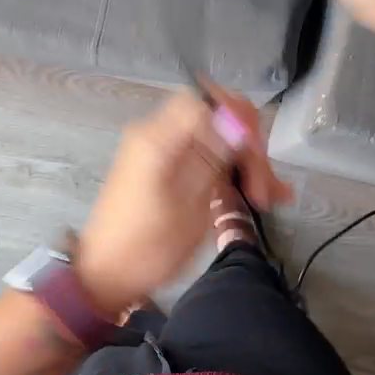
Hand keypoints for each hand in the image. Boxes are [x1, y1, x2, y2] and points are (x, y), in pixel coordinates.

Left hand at [76, 87, 290, 311]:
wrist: (105, 275)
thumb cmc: (146, 249)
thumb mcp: (189, 207)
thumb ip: (214, 158)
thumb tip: (238, 120)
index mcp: (158, 139)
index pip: (208, 99)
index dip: (240, 119)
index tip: (256, 154)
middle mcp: (157, 135)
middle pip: (216, 118)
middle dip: (247, 147)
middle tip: (264, 189)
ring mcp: (160, 152)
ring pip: (216, 139)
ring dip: (244, 163)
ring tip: (269, 198)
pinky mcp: (164, 169)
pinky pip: (203, 158)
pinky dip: (229, 173)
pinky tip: (257, 195)